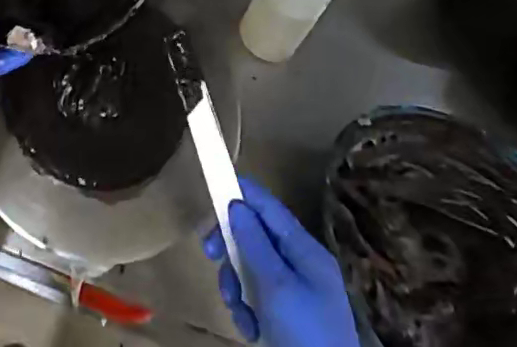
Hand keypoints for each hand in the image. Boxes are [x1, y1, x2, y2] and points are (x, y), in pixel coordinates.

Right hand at [203, 177, 357, 346]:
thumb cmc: (305, 333)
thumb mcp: (275, 285)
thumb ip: (253, 241)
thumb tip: (235, 203)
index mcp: (306, 252)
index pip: (269, 207)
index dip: (242, 191)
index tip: (212, 184)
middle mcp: (301, 266)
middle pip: (254, 237)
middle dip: (230, 248)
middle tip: (210, 255)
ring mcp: (294, 293)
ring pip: (250, 269)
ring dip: (236, 286)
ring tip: (238, 311)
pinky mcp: (286, 318)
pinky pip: (255, 298)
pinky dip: (247, 310)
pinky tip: (250, 330)